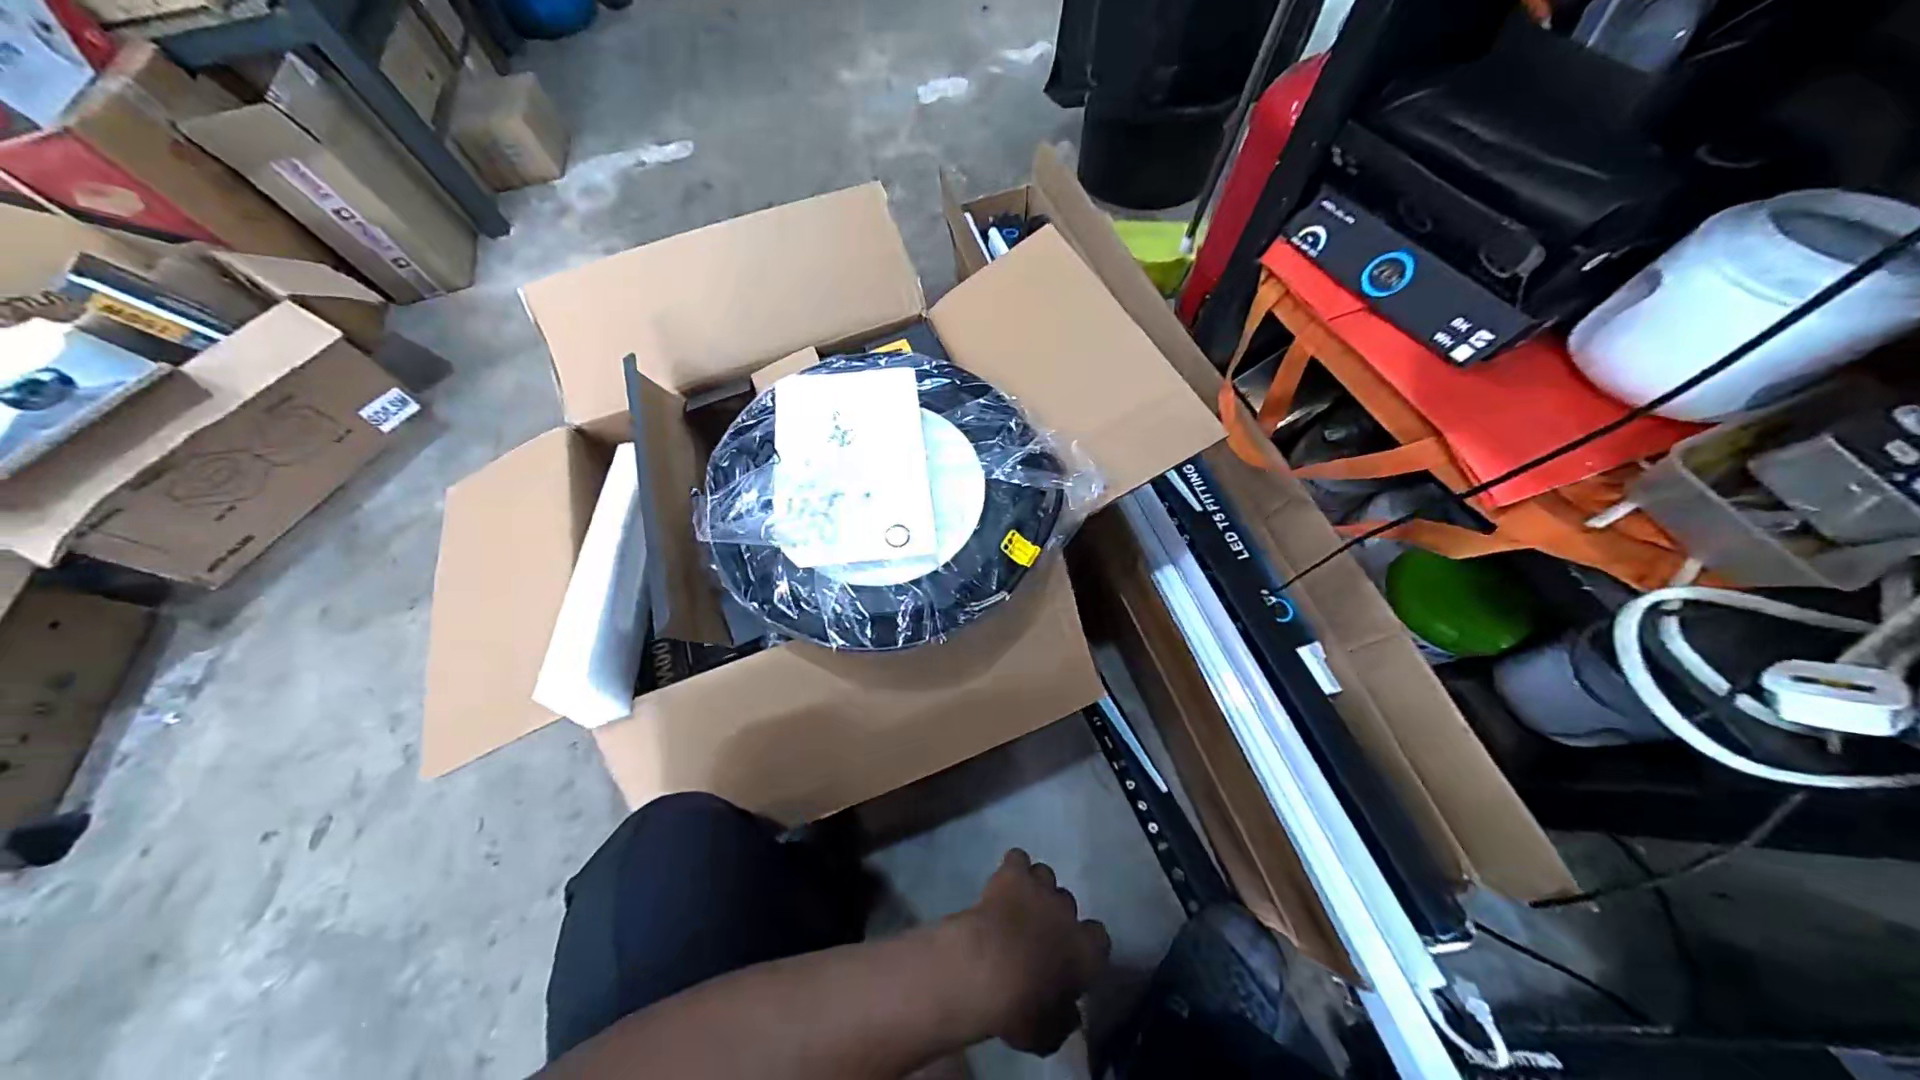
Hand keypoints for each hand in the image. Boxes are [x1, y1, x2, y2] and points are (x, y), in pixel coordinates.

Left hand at [954, 849, 1110, 1055]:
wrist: (985, 968)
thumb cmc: (1021, 1008)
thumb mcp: (1047, 1034)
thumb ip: (1062, 1020)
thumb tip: (1069, 1013)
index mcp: (1087, 952)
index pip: (1100, 939)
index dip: (1084, 946)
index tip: (1068, 957)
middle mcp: (1069, 914)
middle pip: (1068, 905)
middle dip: (1055, 916)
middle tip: (1035, 933)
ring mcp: (1041, 889)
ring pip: (1046, 876)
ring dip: (1035, 888)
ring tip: (1018, 904)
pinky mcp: (1013, 874)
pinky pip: (1018, 859)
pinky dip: (1013, 868)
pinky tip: (1004, 880)